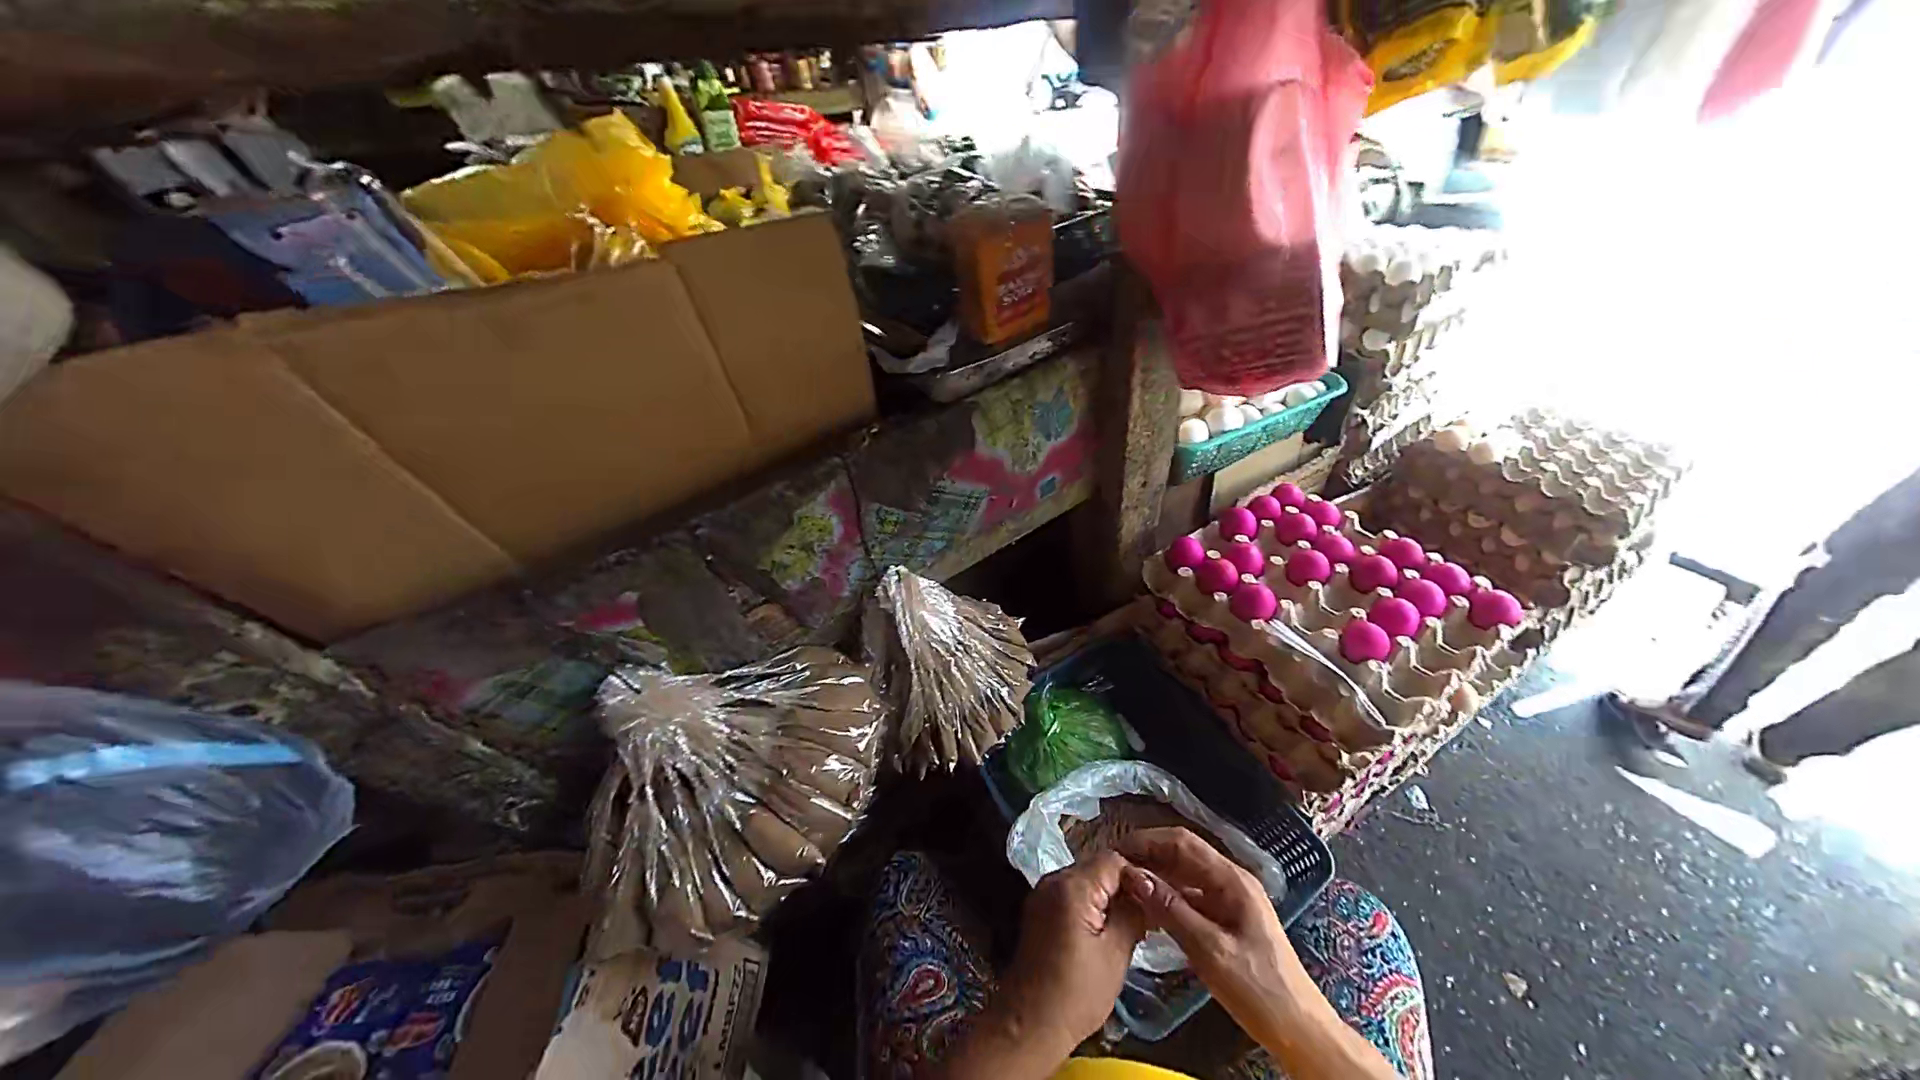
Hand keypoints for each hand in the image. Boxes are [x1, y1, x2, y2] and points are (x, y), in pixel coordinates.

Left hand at [934, 851, 1144, 1079]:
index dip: (1138, 876)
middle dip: (1124, 887)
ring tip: (1132, 924)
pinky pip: (1072, 896)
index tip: (1156, 900)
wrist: (1029, 1023)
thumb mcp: (1115, 954)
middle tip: (1148, 914)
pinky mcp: (1039, 910)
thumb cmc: (1076, 992)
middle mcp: (1053, 881)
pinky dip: (1091, 906)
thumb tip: (1145, 895)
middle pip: (1097, 868)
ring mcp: (1042, 894)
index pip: (1113, 860)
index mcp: (1072, 887)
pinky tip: (1107, 930)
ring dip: (1109, 897)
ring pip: (1085, 881)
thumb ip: (1132, 915)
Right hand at [1114, 827, 1310, 1049]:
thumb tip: (1133, 875)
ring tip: (1124, 888)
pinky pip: (1190, 898)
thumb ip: (1170, 909)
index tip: (1116, 852)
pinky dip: (1167, 898)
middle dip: (1148, 857)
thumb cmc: (1259, 990)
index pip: (1181, 842)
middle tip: (1114, 871)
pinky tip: (1147, 910)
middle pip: (1182, 855)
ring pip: (1184, 876)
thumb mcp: (1209, 950)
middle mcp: (1231, 881)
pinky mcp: (1227, 921)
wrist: (1301, 1033)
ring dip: (1155, 878)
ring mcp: (1230, 901)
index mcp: (1232, 879)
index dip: (1147, 841)